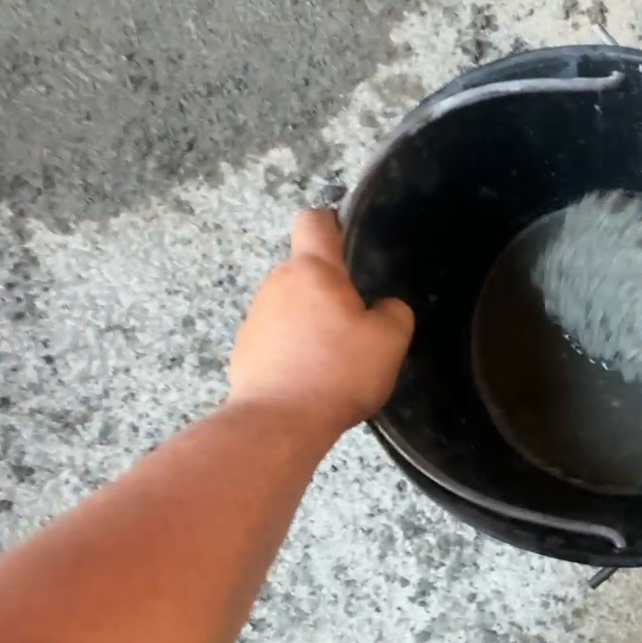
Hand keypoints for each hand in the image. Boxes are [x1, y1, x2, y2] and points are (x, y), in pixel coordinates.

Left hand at [227, 209, 413, 434]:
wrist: (281, 420)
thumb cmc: (339, 371)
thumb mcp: (390, 340)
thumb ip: (394, 313)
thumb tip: (384, 308)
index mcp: (313, 271)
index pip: (316, 222)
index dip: (334, 222)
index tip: (351, 240)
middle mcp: (277, 284)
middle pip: (309, 273)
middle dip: (335, 292)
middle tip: (363, 327)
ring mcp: (256, 317)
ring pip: (295, 307)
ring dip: (317, 324)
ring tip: (341, 360)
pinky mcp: (247, 350)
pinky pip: (282, 338)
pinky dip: (300, 351)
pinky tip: (319, 379)